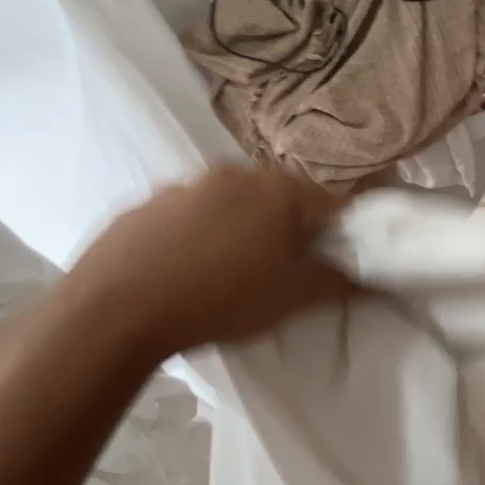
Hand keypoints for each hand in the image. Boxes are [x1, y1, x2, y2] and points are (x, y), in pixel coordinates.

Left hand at [64, 162, 353, 361]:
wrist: (113, 310)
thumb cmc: (223, 297)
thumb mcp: (298, 296)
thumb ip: (343, 279)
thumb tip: (370, 274)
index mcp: (278, 188)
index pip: (335, 205)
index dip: (347, 236)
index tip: (343, 264)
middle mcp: (233, 174)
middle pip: (284, 200)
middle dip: (295, 230)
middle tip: (293, 270)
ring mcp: (183, 185)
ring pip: (237, 207)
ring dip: (248, 232)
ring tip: (240, 273)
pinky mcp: (144, 205)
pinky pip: (194, 217)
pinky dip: (205, 237)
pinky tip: (196, 272)